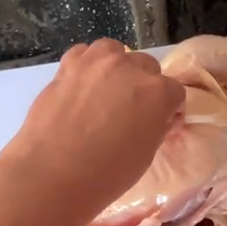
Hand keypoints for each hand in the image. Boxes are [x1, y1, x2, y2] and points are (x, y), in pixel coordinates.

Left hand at [0, 39, 183, 220]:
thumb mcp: (146, 155)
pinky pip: (83, 54)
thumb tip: (158, 117)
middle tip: (129, 111)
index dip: (167, 108)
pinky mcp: (67, 66)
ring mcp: (96, 63)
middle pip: (147, 66)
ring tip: (106, 92)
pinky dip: (86, 65)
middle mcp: (130, 68)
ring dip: (116, 67)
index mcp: (158, 92)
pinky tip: (82, 85)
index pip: (174, 91)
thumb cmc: (106, 174)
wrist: (52, 174)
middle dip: (143, 86)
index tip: (158, 122)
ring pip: (115, 51)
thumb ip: (156, 126)